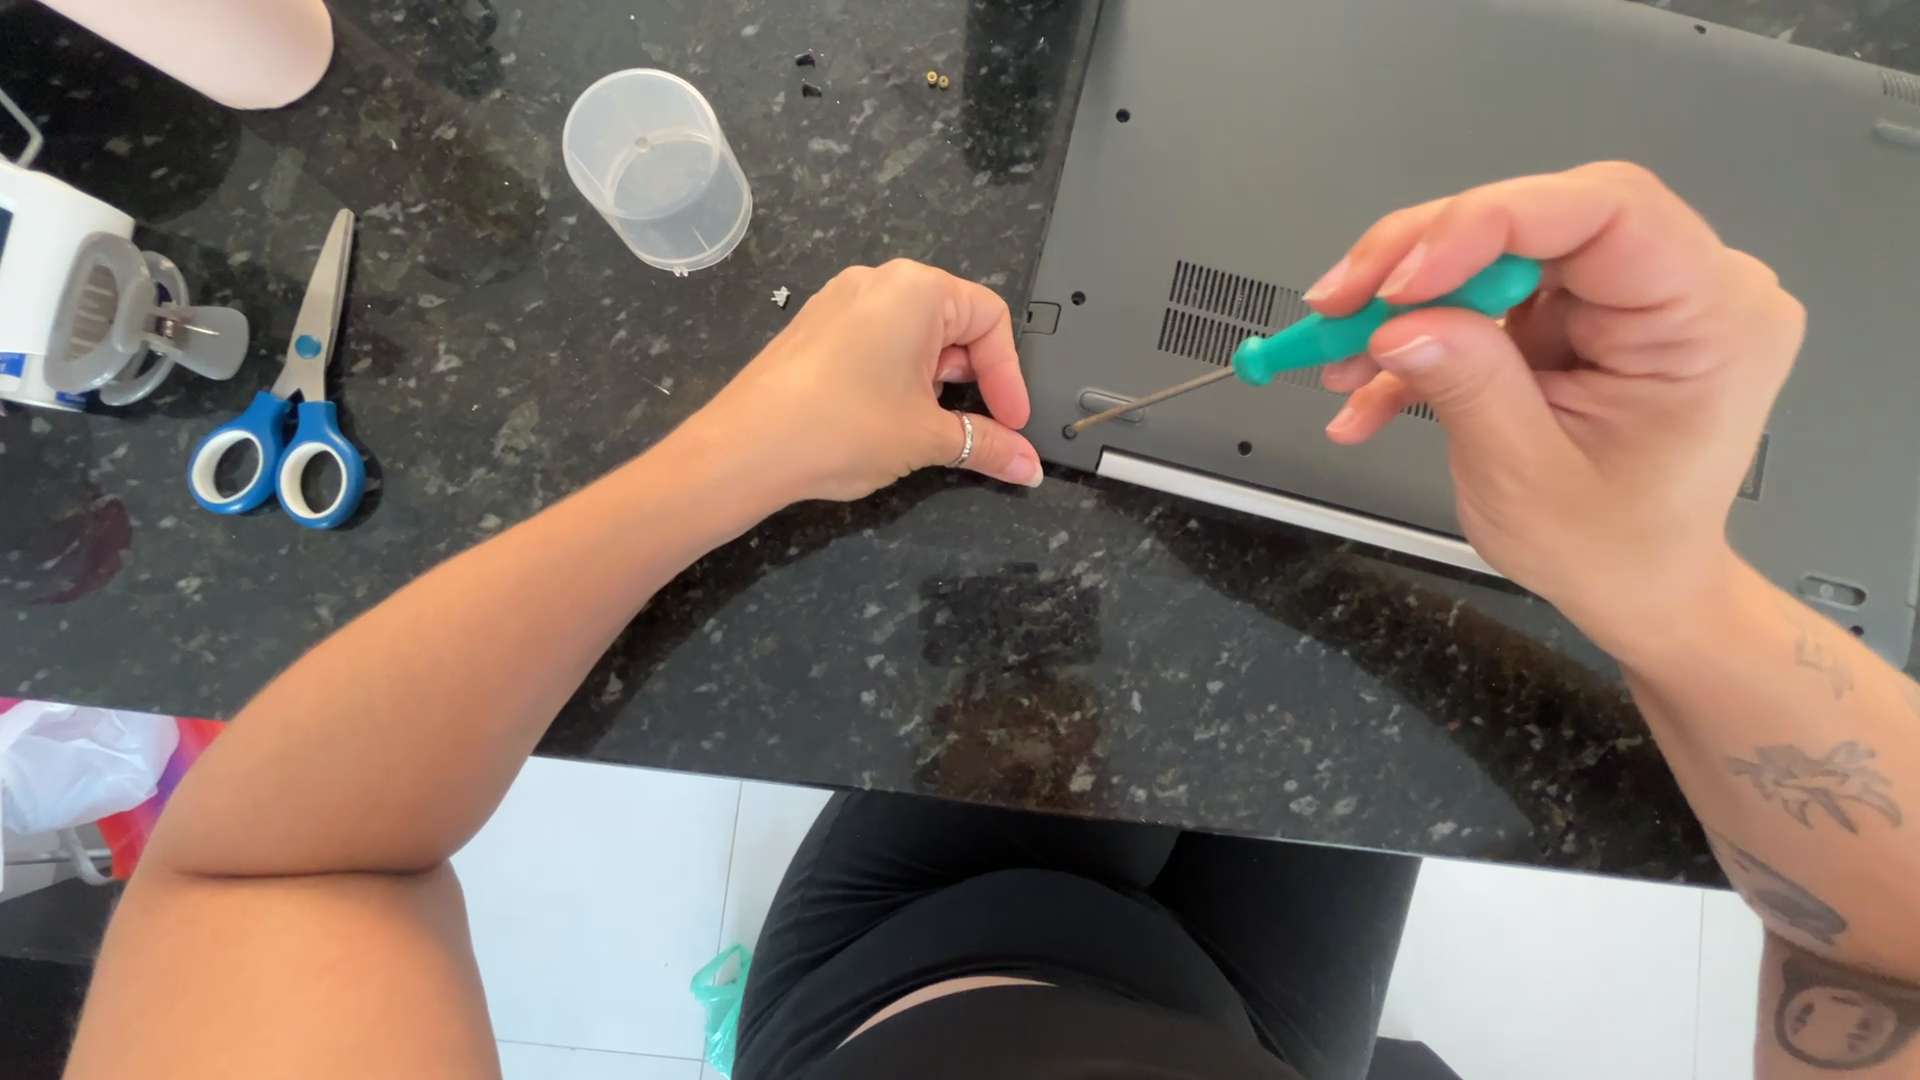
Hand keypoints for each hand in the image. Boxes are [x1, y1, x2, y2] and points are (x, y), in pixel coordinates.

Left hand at [684, 259, 1042, 503]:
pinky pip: (878, 342)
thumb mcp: (926, 438)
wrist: (743, 449)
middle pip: (953, 322)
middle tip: (969, 426)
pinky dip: (899, 376)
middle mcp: (878, 281)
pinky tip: (885, 416)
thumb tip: (1031, 468)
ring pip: (914, 335)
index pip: (990, 319)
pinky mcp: (816, 327)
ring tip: (924, 426)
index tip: (1013, 424)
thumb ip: (987, 445)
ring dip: (936, 382)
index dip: (1010, 376)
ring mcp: (840, 300)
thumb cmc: (843, 428)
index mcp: (916, 290)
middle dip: (972, 379)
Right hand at [1304, 163, 1804, 653]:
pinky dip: (1406, 355)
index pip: (1602, 211)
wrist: (1628, 583)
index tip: (1392, 287)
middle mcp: (1667, 289)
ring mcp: (1607, 307)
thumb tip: (1395, 326)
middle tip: (1333, 307)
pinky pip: (1470, 313)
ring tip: (1335, 364)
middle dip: (1416, 260)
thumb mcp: (1524, 474)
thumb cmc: (1605, 546)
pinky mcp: (1558, 328)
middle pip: (1530, 224)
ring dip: (1394, 311)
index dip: (1484, 226)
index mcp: (1704, 317)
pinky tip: (1362, 402)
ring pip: (1484, 262)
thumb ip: (1468, 387)